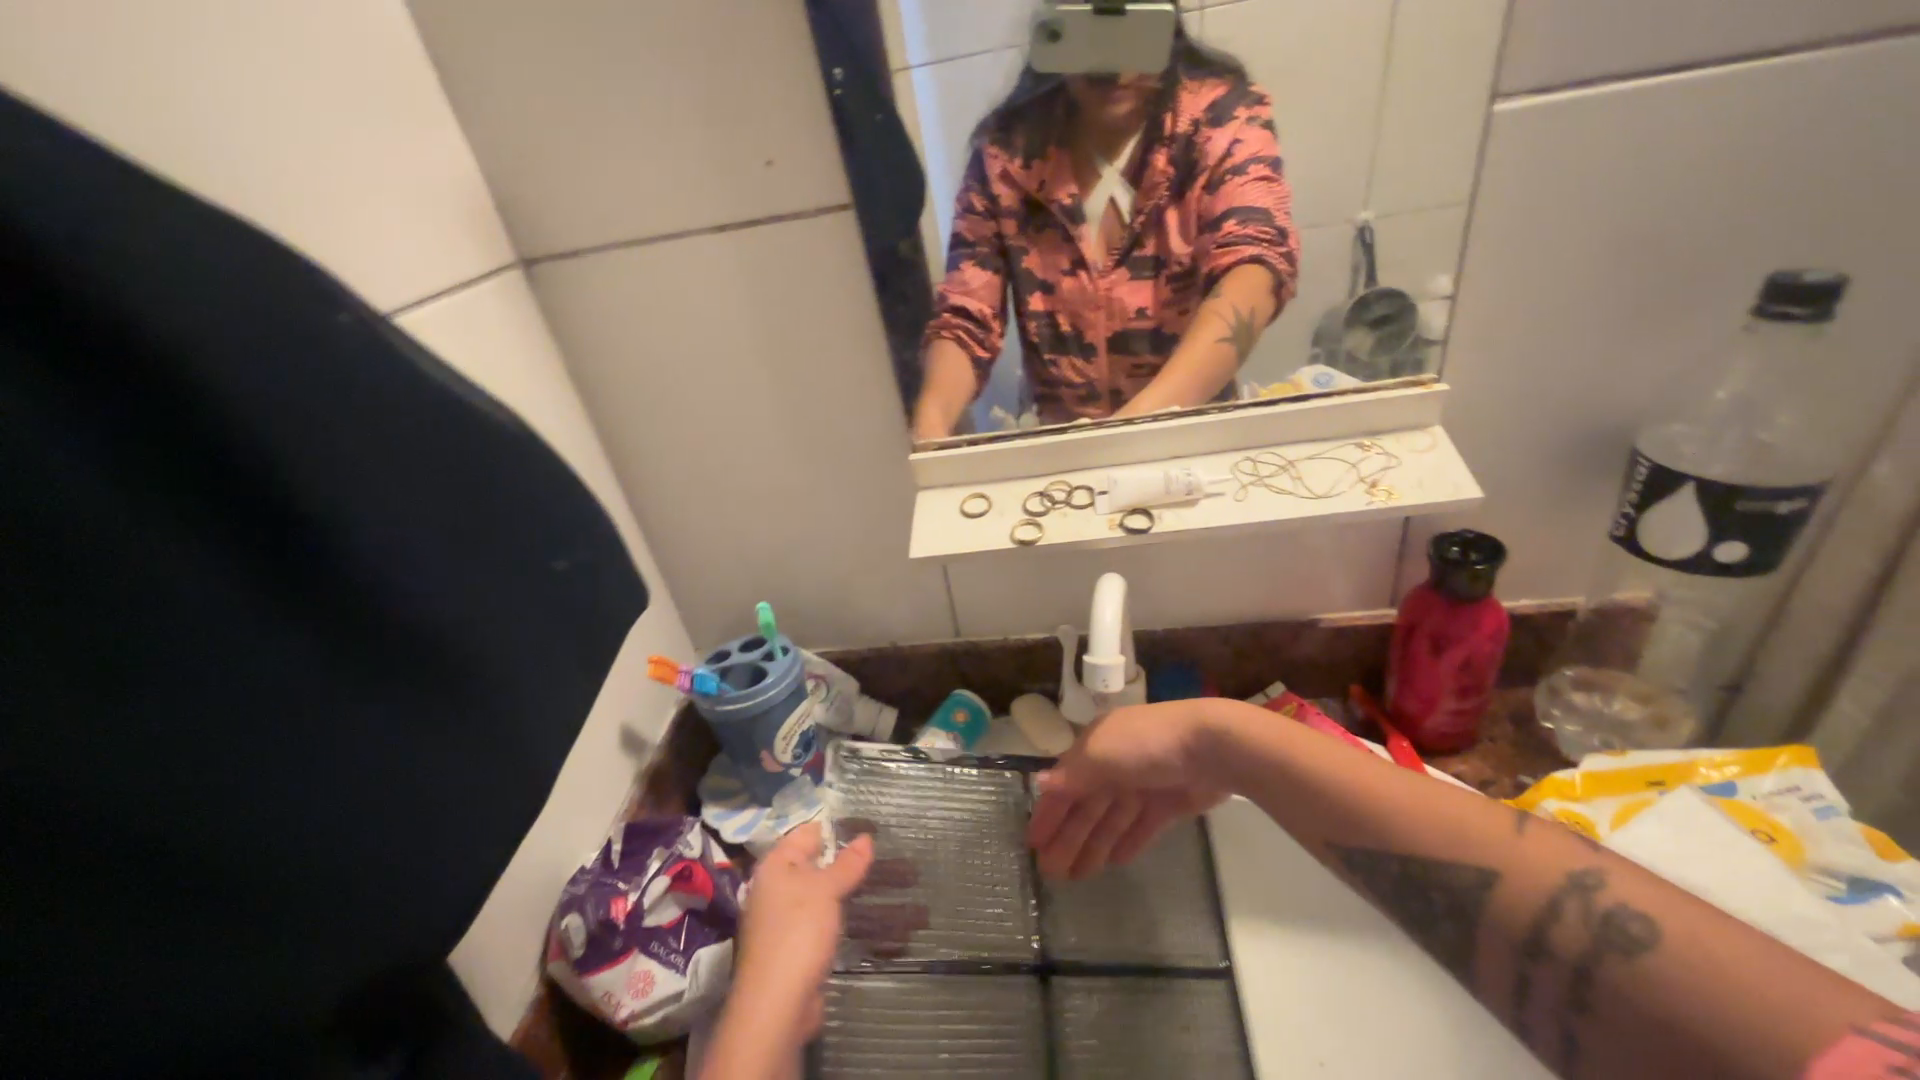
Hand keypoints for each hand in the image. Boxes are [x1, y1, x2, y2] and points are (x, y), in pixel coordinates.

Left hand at [733, 823, 872, 1041]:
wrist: (777, 1004)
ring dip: (853, 890)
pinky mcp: (798, 945)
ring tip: (892, 883)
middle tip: (891, 855)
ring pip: (825, 894)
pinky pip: (827, 920)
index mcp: (776, 866)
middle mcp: (777, 888)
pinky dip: (847, 915)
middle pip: (818, 863)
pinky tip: (874, 916)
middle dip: (852, 861)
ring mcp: (786, 918)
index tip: (874, 827)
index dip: (839, 828)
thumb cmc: (798, 933)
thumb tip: (865, 837)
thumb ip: (846, 863)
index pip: (808, 832)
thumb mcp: (825, 891)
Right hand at [1028, 701, 1229, 879]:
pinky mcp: (1169, 804)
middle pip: (1086, 806)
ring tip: (1076, 877)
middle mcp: (1117, 764)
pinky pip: (1141, 827)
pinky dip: (1126, 842)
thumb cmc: (1146, 744)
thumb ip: (1071, 776)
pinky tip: (1113, 863)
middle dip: (1068, 837)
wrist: (1211, 747)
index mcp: (1096, 747)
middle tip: (1051, 873)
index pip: (1065, 784)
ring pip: (1111, 820)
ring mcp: (1144, 785)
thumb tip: (1040, 784)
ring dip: (1093, 846)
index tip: (1034, 844)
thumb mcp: (1100, 755)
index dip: (1049, 813)